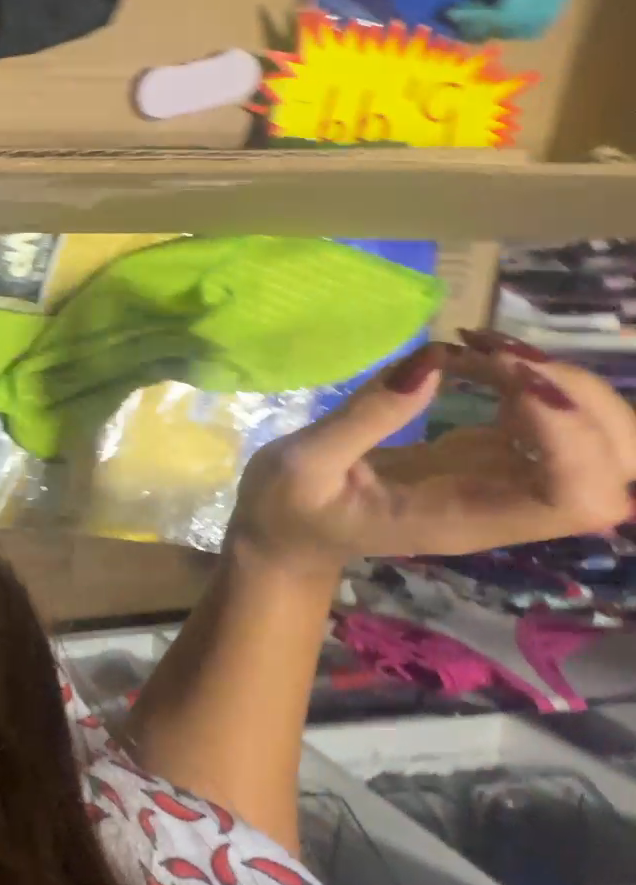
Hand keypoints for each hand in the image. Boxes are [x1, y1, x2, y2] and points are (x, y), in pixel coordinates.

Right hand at [229, 329, 635, 578]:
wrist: (282, 535)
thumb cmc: (283, 510)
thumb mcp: (301, 465)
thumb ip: (363, 419)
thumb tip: (432, 361)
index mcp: (462, 521)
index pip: (576, 495)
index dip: (573, 438)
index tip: (512, 385)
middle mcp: (504, 506)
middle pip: (614, 464)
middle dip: (577, 398)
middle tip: (494, 354)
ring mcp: (504, 481)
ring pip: (597, 437)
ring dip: (557, 383)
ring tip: (479, 349)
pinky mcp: (490, 458)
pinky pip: (550, 419)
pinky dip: (529, 380)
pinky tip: (472, 360)